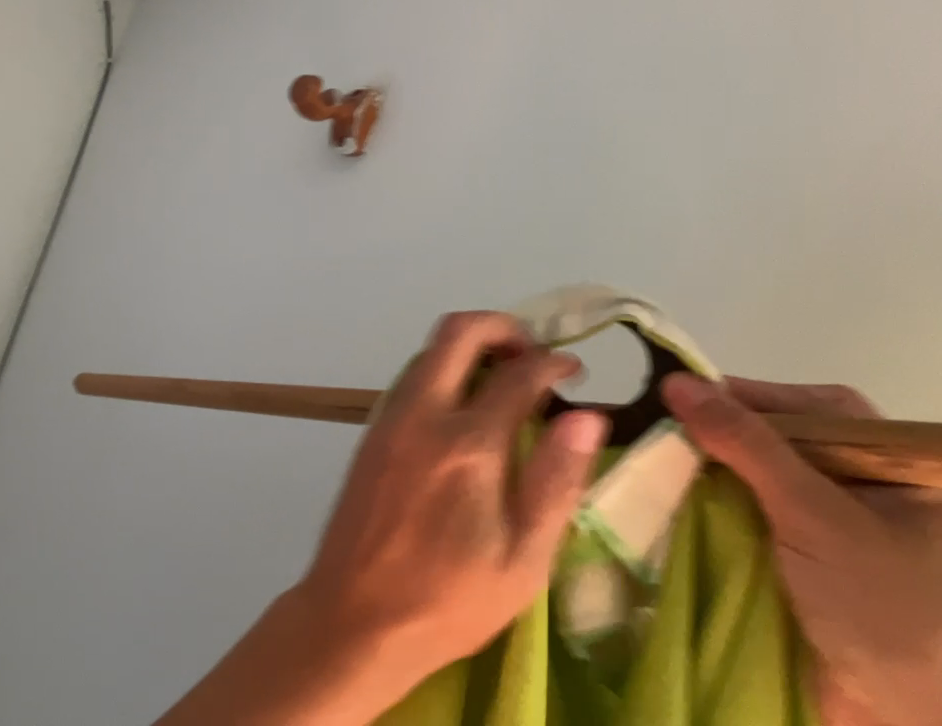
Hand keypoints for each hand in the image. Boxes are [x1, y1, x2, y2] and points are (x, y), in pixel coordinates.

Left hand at [296, 311, 609, 676]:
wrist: (355, 614)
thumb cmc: (449, 598)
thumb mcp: (524, 557)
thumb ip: (555, 479)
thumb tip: (586, 417)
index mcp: (466, 444)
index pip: (516, 374)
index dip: (553, 363)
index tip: (575, 373)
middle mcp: (420, 415)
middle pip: (456, 332)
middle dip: (502, 328)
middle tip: (535, 355)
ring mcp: (388, 420)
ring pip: (427, 353)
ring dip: (468, 350)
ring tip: (507, 384)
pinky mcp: (370, 434)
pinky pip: (409, 380)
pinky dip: (442, 374)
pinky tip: (466, 413)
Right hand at [663, 375, 941, 725]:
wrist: (915, 725)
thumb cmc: (887, 608)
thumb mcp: (817, 515)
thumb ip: (747, 444)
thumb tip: (675, 379)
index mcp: (907, 472)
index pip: (821, 409)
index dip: (755, 396)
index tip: (688, 396)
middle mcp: (876, 495)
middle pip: (787, 442)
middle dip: (725, 435)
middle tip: (663, 430)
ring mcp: (842, 535)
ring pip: (762, 482)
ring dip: (713, 474)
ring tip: (656, 464)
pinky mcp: (808, 569)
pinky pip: (754, 520)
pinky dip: (716, 510)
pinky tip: (676, 504)